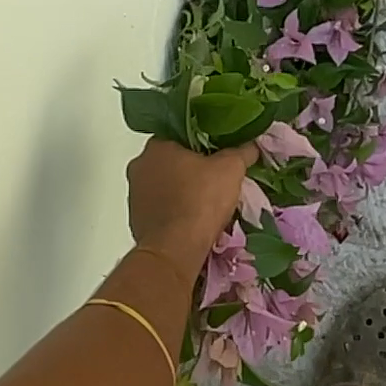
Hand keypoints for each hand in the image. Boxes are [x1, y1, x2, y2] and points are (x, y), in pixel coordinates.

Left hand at [125, 138, 259, 278]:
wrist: (175, 249)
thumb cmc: (200, 201)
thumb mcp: (230, 170)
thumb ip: (241, 152)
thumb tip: (251, 144)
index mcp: (156, 146)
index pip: (178, 136)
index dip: (199, 145)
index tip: (216, 156)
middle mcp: (139, 166)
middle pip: (169, 162)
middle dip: (189, 170)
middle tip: (213, 180)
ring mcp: (134, 194)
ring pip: (163, 186)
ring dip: (180, 192)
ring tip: (205, 203)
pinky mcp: (135, 220)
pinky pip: (158, 209)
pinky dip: (173, 213)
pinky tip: (191, 221)